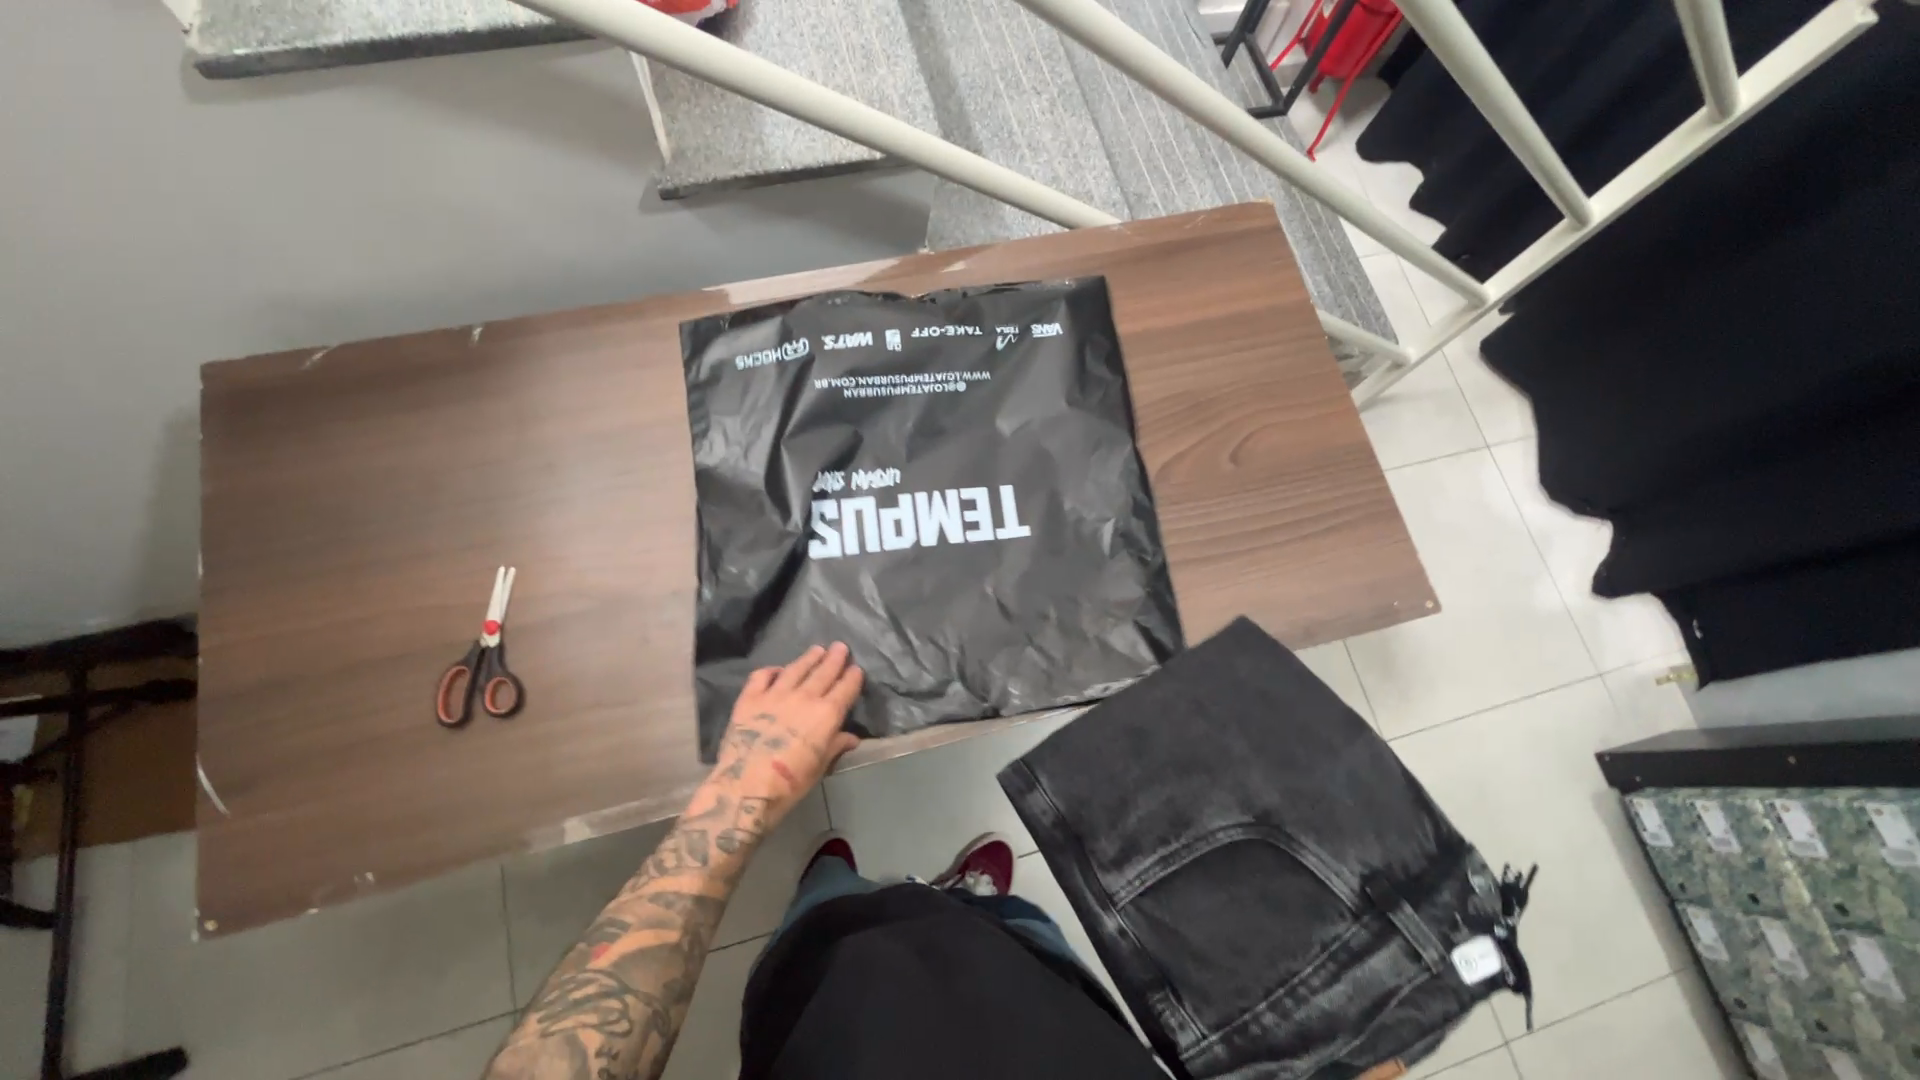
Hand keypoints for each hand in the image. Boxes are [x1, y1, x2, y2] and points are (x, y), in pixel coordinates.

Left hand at [708, 643, 863, 824]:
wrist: (747, 785)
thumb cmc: (791, 782)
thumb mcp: (820, 766)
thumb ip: (835, 745)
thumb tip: (851, 738)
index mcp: (826, 714)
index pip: (845, 689)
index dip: (852, 677)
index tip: (856, 668)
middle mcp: (803, 698)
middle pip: (823, 673)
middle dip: (834, 659)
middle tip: (840, 646)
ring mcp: (775, 695)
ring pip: (795, 669)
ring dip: (808, 658)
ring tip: (816, 649)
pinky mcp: (750, 698)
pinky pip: (762, 676)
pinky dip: (771, 670)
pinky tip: (777, 670)